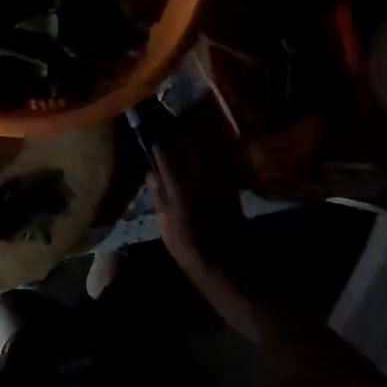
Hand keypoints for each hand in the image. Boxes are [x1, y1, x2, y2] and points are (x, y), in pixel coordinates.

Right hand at [147, 116, 246, 298]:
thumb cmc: (190, 249)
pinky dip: (219, 150)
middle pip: (191, 147)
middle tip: (173, 123)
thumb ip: (160, 199)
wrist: (227, 263)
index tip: (154, 139)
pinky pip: (225, 161)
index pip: (167, 159)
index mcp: (181, 190)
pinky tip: (215, 143)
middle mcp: (202, 179)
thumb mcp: (166, 227)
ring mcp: (220, 182)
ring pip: (211, 150)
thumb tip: (153, 176)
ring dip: (202, 136)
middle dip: (181, 133)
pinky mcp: (233, 187)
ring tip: (194, 124)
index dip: (159, 147)